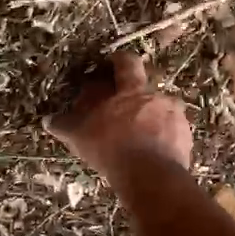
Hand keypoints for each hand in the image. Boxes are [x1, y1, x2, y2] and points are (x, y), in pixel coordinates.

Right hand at [46, 52, 193, 175]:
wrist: (151, 176)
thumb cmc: (111, 146)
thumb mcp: (79, 135)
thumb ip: (64, 125)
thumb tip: (48, 119)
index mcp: (131, 91)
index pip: (128, 63)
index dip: (119, 60)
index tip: (111, 63)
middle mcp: (157, 98)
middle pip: (145, 88)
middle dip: (133, 96)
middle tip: (119, 109)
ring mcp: (176, 118)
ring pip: (160, 111)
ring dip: (149, 118)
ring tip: (135, 134)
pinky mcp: (186, 138)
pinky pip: (171, 132)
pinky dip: (161, 137)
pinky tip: (148, 151)